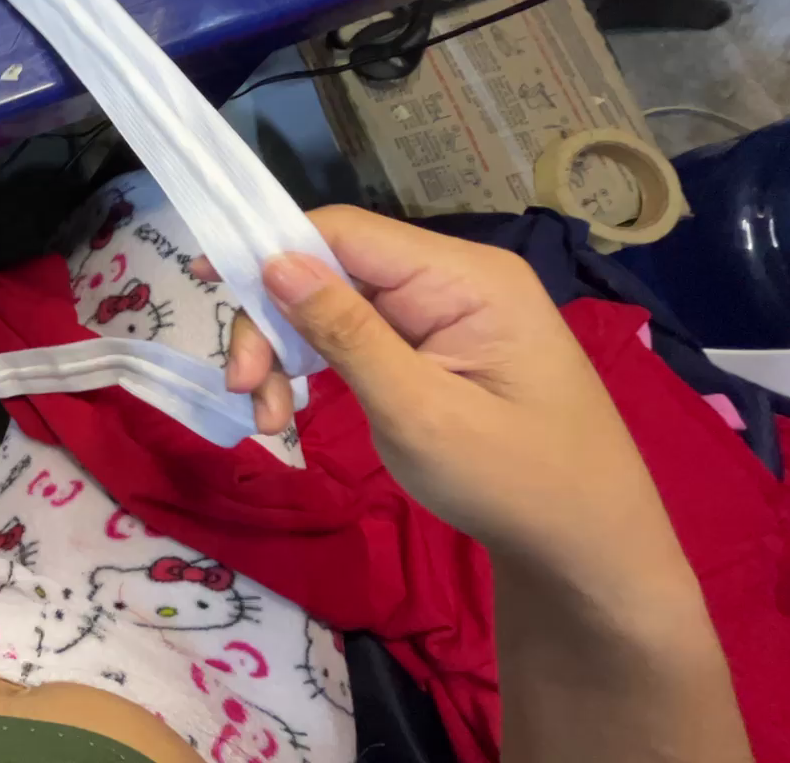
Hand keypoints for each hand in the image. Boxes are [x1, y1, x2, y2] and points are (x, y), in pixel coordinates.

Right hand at [196, 207, 682, 588]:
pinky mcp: (416, 343)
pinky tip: (284, 408)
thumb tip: (273, 263)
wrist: (583, 556)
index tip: (206, 278)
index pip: (344, 233)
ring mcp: (430, 312)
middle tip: (242, 387)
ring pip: (321, 306)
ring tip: (267, 417)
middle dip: (273, 326)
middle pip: (324, 273)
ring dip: (281, 355)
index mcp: (462, 279)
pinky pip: (340, 335)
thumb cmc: (516, 484)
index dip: (269, 247)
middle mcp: (444, 281)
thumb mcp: (418, 412)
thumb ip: (344, 332)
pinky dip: (304, 368)